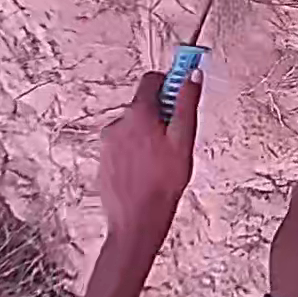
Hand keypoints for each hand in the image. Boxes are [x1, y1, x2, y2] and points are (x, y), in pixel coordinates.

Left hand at [98, 71, 200, 237]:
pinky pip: (125, 144)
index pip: (152, 79)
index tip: (183, 87)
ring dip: (150, 131)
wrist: (137, 222)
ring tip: (164, 155)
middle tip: (179, 132)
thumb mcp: (183, 137)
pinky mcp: (105, 162)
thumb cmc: (163, 181)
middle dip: (163, 111)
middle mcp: (118, 124)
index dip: (170, 81)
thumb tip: (192, 74)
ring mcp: (108, 144)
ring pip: (135, 125)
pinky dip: (138, 148)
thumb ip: (187, 102)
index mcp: (138, 114)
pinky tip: (150, 167)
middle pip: (145, 103)